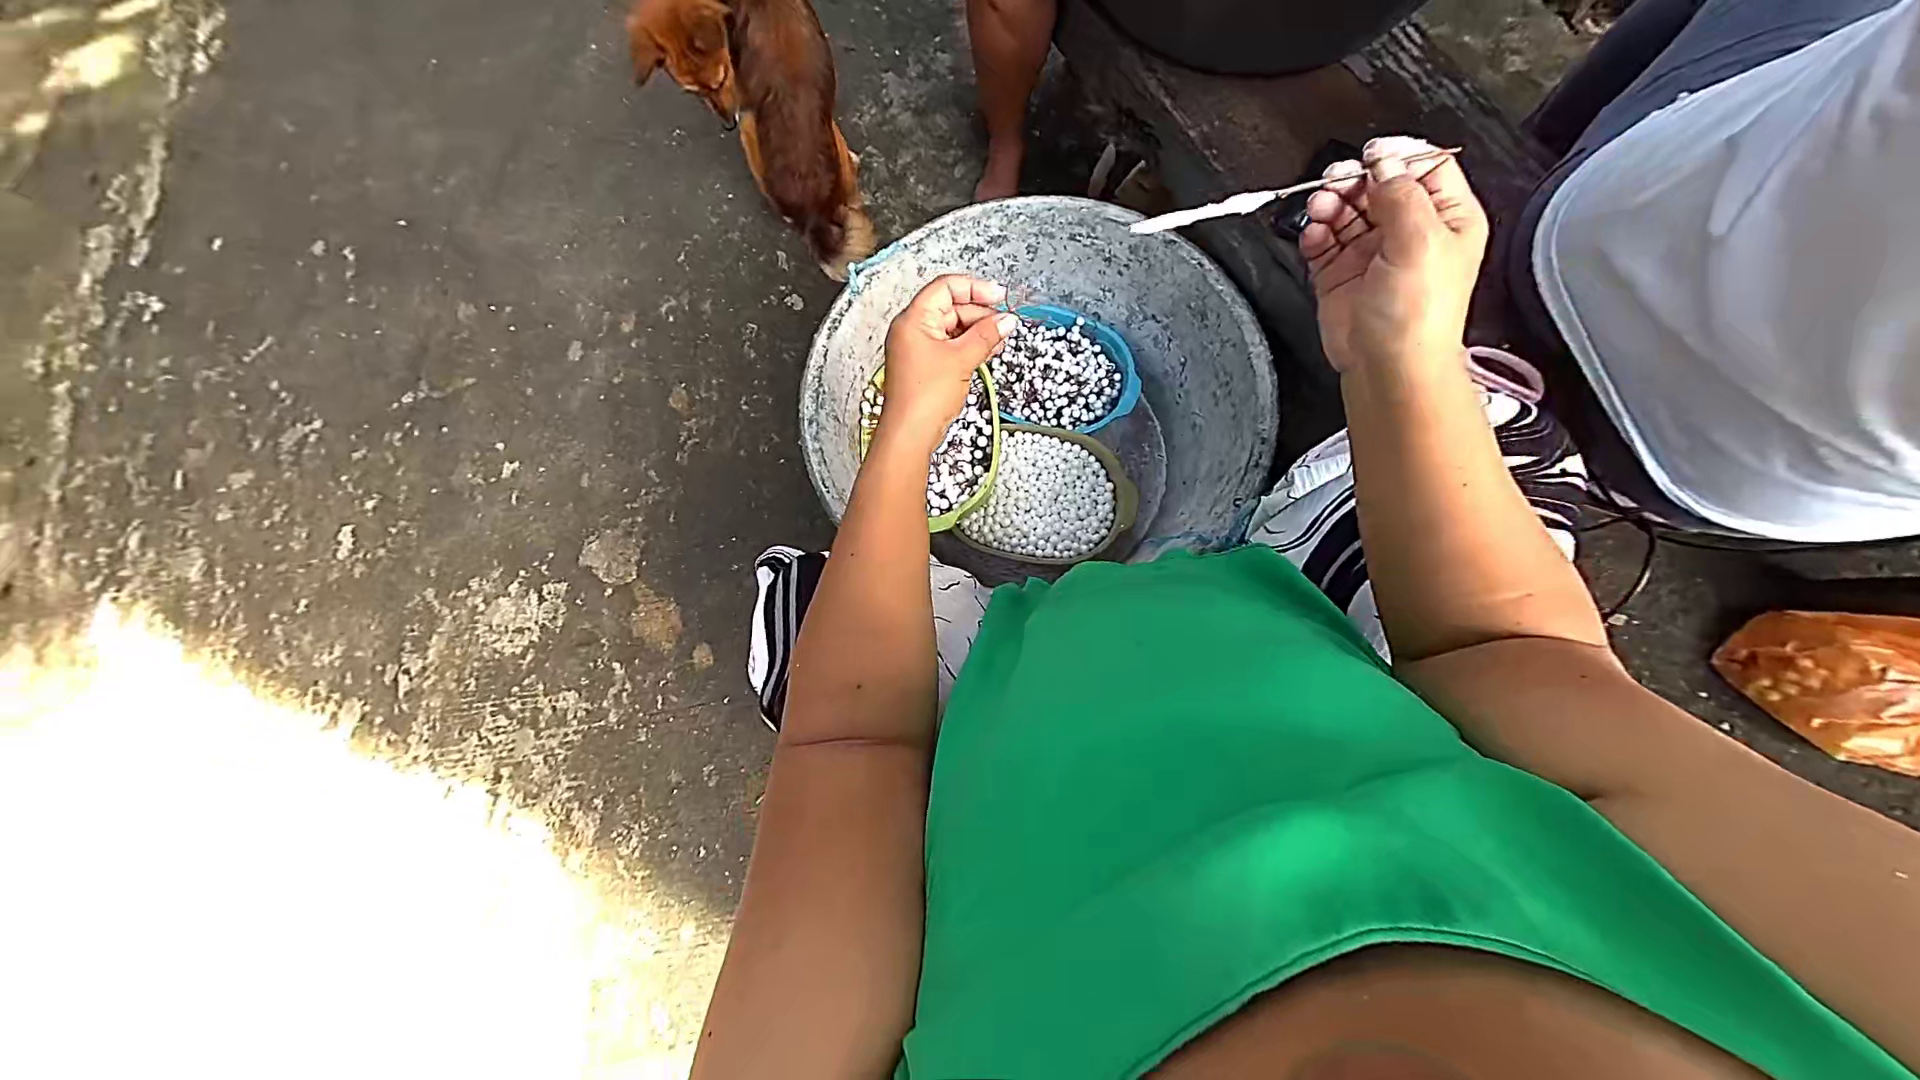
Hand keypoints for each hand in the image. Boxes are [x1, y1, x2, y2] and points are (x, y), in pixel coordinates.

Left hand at [877, 275, 1017, 452]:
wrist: (910, 433)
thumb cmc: (923, 398)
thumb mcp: (962, 359)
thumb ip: (986, 335)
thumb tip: (1005, 320)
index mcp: (913, 320)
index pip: (945, 287)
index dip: (974, 288)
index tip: (998, 296)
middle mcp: (912, 331)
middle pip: (950, 307)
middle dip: (979, 313)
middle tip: (1003, 323)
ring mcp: (917, 349)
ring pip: (952, 328)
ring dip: (977, 331)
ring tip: (999, 339)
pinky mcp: (925, 367)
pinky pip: (950, 347)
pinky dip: (968, 347)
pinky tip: (986, 351)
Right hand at [1300, 136, 1488, 374]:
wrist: (1387, 364)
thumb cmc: (1417, 317)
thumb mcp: (1421, 240)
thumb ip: (1401, 194)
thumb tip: (1383, 163)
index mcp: (1446, 217)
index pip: (1424, 166)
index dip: (1397, 156)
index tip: (1371, 156)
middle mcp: (1408, 232)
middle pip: (1377, 186)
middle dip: (1354, 179)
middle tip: (1336, 181)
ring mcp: (1370, 254)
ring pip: (1346, 211)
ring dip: (1330, 204)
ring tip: (1320, 208)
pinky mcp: (1339, 275)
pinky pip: (1322, 242)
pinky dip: (1314, 234)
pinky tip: (1314, 234)